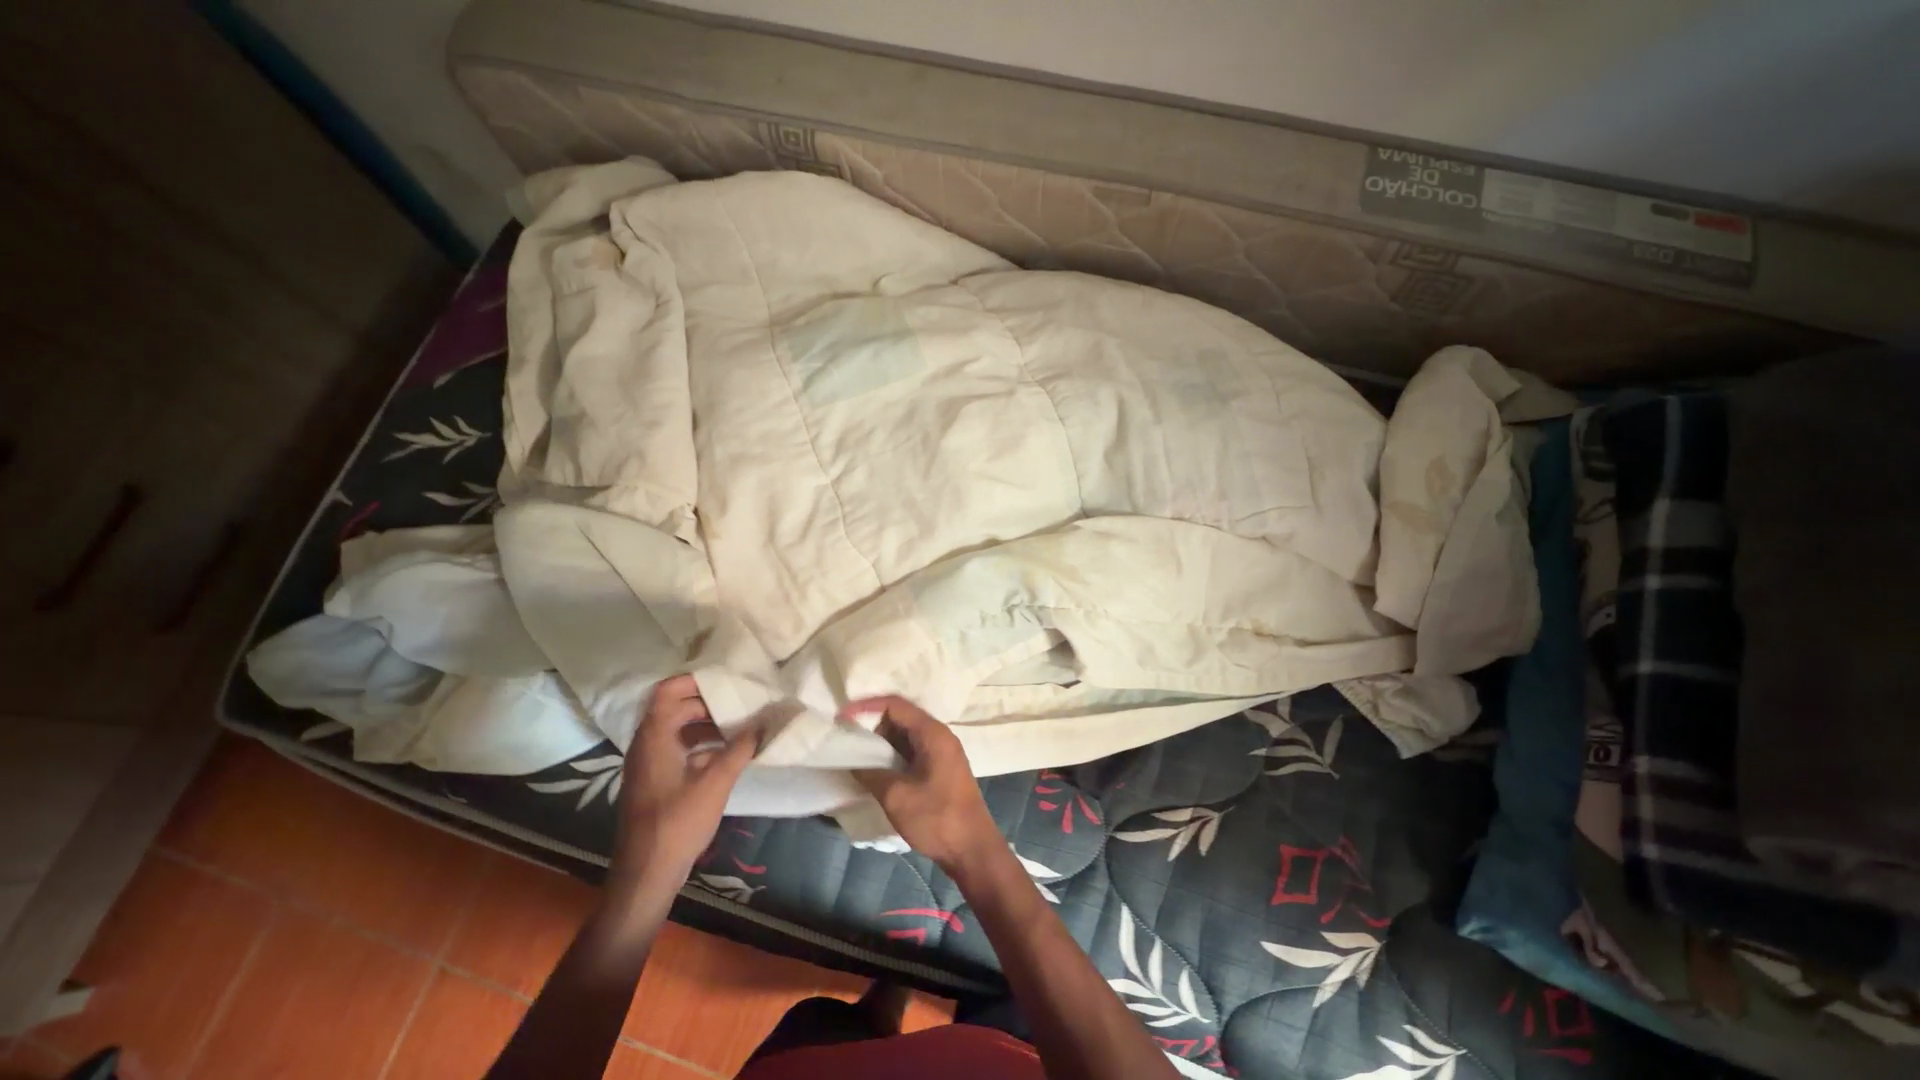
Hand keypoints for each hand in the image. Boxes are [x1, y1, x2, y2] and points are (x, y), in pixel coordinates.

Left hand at [613, 674, 756, 881]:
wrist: (646, 872)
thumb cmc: (677, 822)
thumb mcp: (715, 783)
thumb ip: (739, 749)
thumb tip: (763, 722)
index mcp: (654, 736)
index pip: (668, 691)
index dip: (695, 680)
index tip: (727, 680)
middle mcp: (646, 744)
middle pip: (675, 709)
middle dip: (709, 703)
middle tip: (742, 704)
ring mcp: (647, 765)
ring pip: (677, 731)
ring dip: (706, 726)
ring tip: (741, 728)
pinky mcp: (654, 783)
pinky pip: (677, 751)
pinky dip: (700, 747)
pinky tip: (728, 757)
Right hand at [839, 696, 1001, 871]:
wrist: (972, 851)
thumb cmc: (937, 819)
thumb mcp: (896, 796)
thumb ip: (870, 773)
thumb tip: (852, 762)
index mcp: (933, 734)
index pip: (895, 705)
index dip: (866, 706)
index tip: (842, 718)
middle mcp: (940, 737)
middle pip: (900, 718)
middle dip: (873, 728)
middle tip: (848, 744)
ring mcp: (942, 754)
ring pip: (905, 737)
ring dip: (882, 745)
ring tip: (857, 759)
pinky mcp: (940, 771)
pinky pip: (912, 753)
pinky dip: (893, 758)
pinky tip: (876, 773)